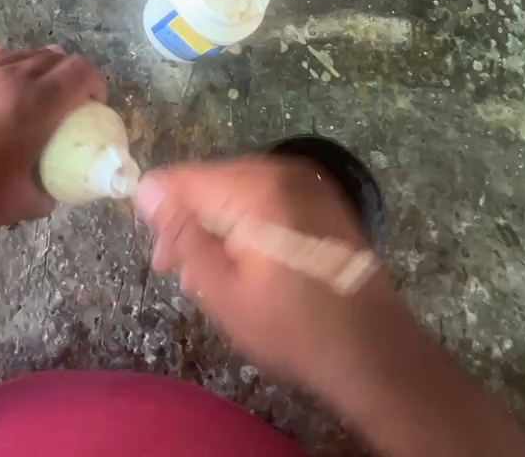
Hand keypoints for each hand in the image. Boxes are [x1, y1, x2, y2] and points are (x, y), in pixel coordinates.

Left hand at [0, 43, 103, 241]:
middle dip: (68, 76)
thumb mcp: (26, 202)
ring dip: (37, 70)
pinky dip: (5, 67)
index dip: (94, 83)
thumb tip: (57, 188)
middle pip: (53, 58)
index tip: (93, 104)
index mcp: (37, 103)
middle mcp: (10, 76)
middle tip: (67, 103)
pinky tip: (0, 84)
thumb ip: (51, 188)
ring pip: (20, 55)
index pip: (80, 71)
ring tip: (33, 95)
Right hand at [135, 156, 411, 396]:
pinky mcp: (320, 196)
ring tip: (211, 272)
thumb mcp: (223, 291)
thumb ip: (182, 235)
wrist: (377, 354)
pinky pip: (265, 196)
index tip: (156, 249)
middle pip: (211, 181)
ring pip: (236, 189)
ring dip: (216, 223)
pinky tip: (245, 258)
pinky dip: (247, 220)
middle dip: (189, 220)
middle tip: (175, 268)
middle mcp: (281, 170)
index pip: (184, 178)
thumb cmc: (294, 329)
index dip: (160, 208)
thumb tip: (147, 191)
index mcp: (256, 189)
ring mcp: (306, 180)